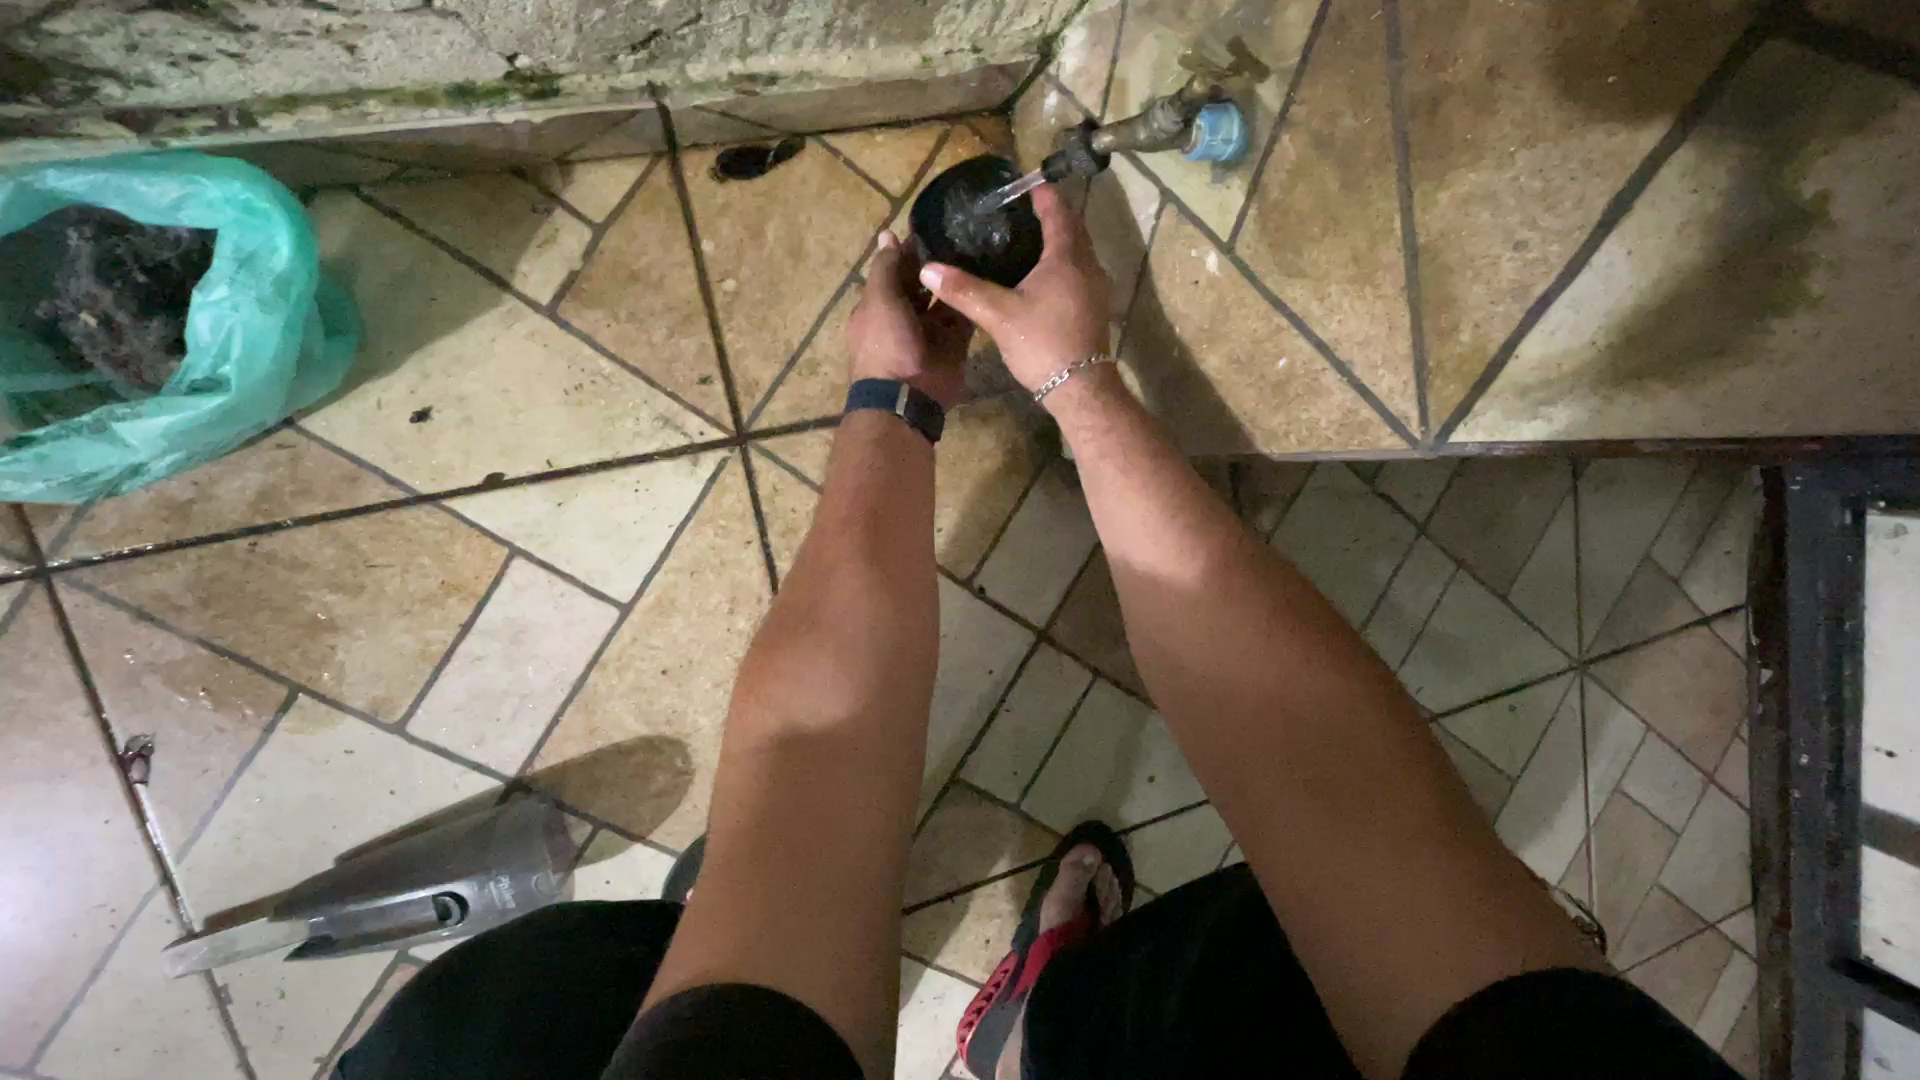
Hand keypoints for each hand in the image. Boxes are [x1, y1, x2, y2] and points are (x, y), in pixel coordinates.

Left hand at [846, 231, 971, 407]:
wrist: (907, 396)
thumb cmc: (886, 343)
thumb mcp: (879, 299)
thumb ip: (886, 267)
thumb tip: (888, 234)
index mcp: (880, 306)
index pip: (896, 271)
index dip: (911, 250)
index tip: (935, 226)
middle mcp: (904, 317)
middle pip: (923, 284)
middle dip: (938, 263)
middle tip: (964, 233)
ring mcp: (931, 332)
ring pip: (945, 300)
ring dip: (957, 280)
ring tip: (980, 249)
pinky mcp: (954, 344)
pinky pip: (964, 318)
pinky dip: (972, 302)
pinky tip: (987, 277)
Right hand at [915, 183, 1109, 402]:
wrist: (1079, 388)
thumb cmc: (1042, 344)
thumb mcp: (998, 315)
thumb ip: (963, 290)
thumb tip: (928, 268)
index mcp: (1067, 257)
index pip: (1057, 211)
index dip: (1041, 194)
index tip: (1023, 183)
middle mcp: (1088, 266)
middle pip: (1072, 229)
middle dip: (1049, 216)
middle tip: (1020, 212)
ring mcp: (1095, 289)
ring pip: (1077, 252)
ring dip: (1057, 241)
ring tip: (1025, 241)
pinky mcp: (1093, 309)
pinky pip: (1078, 273)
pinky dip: (1061, 265)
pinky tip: (1039, 278)